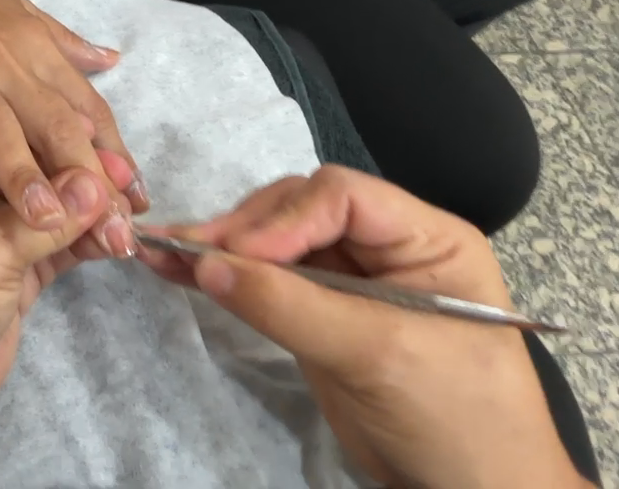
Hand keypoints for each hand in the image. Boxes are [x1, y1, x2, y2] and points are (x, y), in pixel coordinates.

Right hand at [0, 0, 145, 253]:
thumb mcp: (22, 10)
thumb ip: (65, 44)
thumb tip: (112, 62)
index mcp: (38, 49)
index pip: (88, 109)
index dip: (116, 158)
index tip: (136, 205)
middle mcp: (11, 60)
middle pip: (56, 124)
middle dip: (87, 182)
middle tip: (110, 238)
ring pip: (1, 119)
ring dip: (24, 168)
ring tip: (43, 218)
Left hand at [0, 145, 109, 439]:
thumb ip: (50, 220)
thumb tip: (101, 184)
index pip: (18, 140)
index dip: (66, 146)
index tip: (114, 157)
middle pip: (41, 175)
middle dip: (86, 183)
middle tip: (133, 192)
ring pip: (55, 212)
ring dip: (93, 217)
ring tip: (131, 223)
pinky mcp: (15, 270)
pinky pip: (58, 247)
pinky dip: (86, 244)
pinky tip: (117, 242)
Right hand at [140, 166, 587, 488]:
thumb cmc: (454, 422)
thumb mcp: (376, 357)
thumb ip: (289, 306)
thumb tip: (204, 266)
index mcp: (424, 238)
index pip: (340, 196)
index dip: (285, 219)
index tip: (240, 257)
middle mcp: (382, 243)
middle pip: (296, 209)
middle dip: (242, 231)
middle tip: (188, 253)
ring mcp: (346, 274)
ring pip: (270, 237)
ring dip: (217, 246)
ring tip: (164, 253)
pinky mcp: (315, 304)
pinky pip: (261, 275)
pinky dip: (220, 272)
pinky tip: (173, 266)